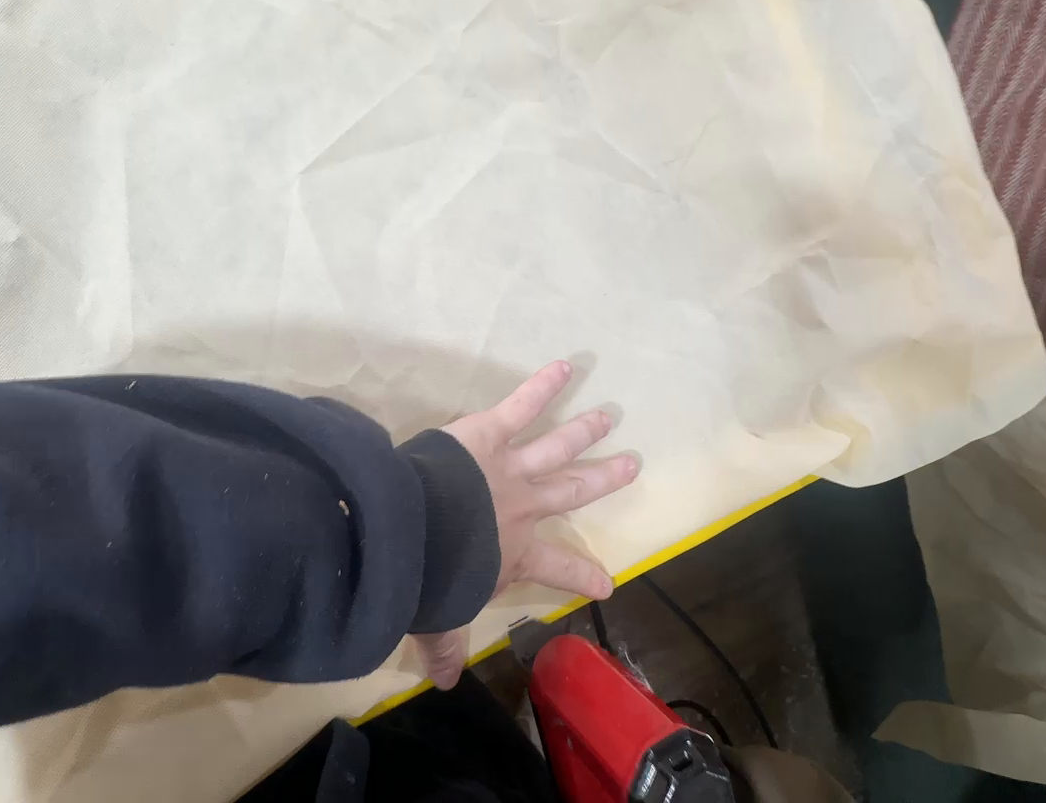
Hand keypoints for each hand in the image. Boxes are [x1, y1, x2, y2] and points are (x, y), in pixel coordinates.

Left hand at [412, 360, 639, 688]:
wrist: (413, 529)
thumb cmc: (428, 571)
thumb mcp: (439, 613)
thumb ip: (444, 644)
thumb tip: (445, 682)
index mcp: (513, 552)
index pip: (557, 570)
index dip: (583, 576)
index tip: (608, 584)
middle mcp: (523, 507)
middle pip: (572, 492)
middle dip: (603, 479)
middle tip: (632, 464)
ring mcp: (512, 467)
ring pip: (557, 447)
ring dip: (584, 432)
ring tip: (608, 416)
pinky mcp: (490, 432)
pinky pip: (523, 406)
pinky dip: (543, 385)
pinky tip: (565, 364)